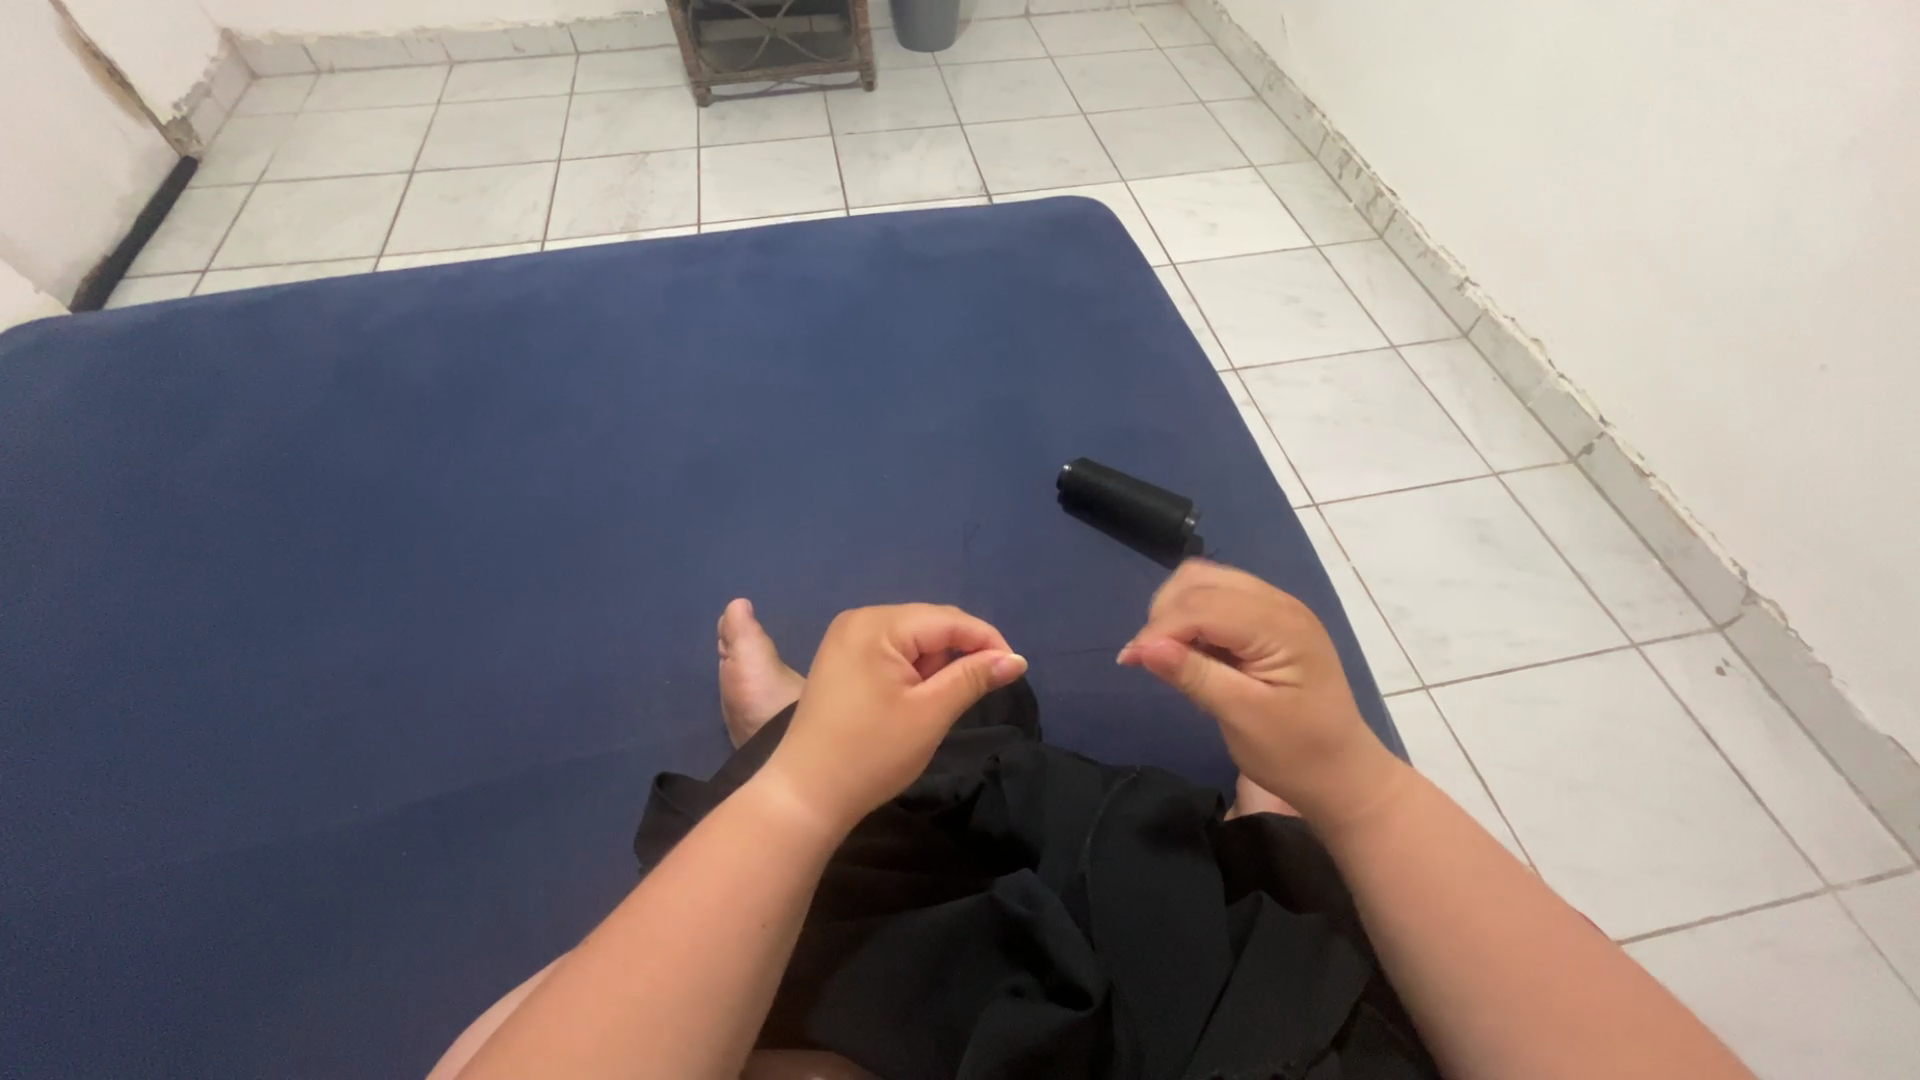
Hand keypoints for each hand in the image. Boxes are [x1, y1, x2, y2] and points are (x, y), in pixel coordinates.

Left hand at [755, 604, 1027, 834]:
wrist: (805, 795)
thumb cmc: (871, 754)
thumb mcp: (931, 714)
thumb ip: (974, 677)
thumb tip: (1017, 659)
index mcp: (877, 624)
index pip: (948, 620)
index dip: (987, 640)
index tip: (1016, 671)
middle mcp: (859, 620)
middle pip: (930, 624)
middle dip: (959, 654)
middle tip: (980, 692)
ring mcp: (846, 639)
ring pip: (913, 640)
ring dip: (936, 666)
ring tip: (937, 705)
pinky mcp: (843, 661)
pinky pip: (892, 653)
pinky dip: (913, 672)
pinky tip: (915, 700)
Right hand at [1118, 560, 1404, 828]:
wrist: (1342, 774)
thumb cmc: (1296, 754)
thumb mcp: (1242, 718)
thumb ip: (1194, 676)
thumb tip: (1142, 648)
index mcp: (1281, 627)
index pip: (1202, 605)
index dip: (1160, 628)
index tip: (1129, 661)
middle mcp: (1280, 604)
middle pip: (1200, 581)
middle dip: (1164, 614)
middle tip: (1147, 658)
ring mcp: (1277, 608)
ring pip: (1205, 582)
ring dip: (1176, 611)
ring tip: (1167, 654)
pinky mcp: (1268, 619)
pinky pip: (1218, 597)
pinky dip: (1192, 616)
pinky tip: (1189, 649)